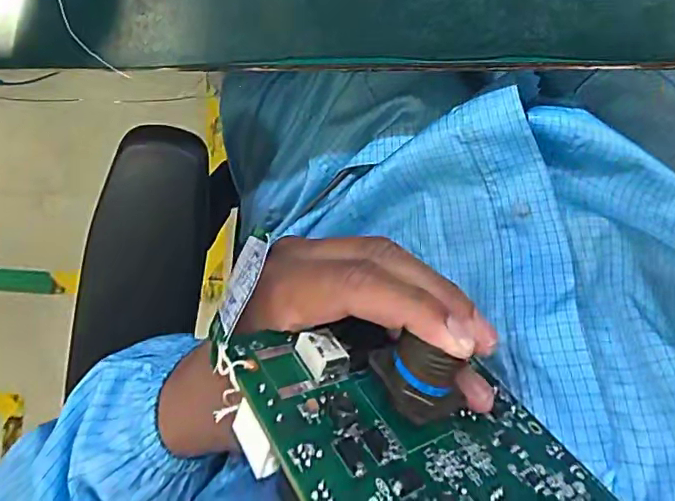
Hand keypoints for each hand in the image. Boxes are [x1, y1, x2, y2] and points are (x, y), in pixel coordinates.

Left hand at [158, 236, 500, 456]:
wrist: (192, 383)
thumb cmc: (224, 398)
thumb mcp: (271, 409)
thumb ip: (337, 405)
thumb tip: (415, 417)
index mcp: (281, 288)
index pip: (357, 282)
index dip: (414, 307)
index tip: (462, 343)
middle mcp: (298, 259)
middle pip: (380, 258)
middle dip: (437, 295)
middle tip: (483, 340)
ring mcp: (309, 257)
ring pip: (384, 257)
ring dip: (433, 291)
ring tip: (475, 334)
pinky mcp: (321, 267)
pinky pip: (376, 269)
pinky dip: (413, 293)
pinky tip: (440, 323)